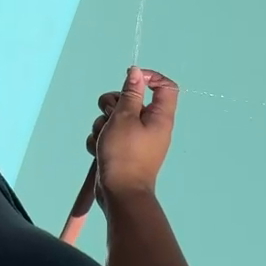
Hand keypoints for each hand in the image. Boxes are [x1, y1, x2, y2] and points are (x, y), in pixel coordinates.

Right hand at [86, 66, 178, 203]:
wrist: (119, 193)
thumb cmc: (125, 153)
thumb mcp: (124, 117)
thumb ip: (129, 93)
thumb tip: (137, 72)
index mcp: (159, 116)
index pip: (165, 86)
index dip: (150, 77)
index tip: (131, 78)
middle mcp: (149, 125)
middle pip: (130, 99)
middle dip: (113, 104)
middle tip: (112, 116)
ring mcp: (134, 138)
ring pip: (113, 116)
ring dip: (103, 124)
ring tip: (104, 139)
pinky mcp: (121, 149)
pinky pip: (107, 133)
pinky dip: (100, 139)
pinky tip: (100, 150)